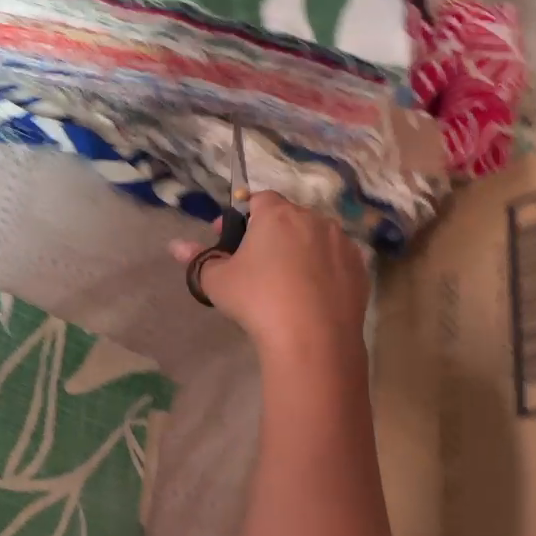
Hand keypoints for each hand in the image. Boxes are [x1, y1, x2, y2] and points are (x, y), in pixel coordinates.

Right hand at [171, 192, 369, 364]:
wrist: (313, 336)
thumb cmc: (256, 299)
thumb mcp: (215, 280)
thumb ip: (198, 259)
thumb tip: (176, 246)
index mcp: (277, 216)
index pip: (258, 198)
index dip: (240, 214)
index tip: (226, 238)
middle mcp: (314, 220)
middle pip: (287, 216)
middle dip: (268, 232)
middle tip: (250, 260)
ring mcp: (342, 242)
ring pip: (313, 237)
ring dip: (296, 248)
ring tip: (280, 278)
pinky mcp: (360, 267)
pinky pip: (333, 258)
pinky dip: (318, 267)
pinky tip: (305, 293)